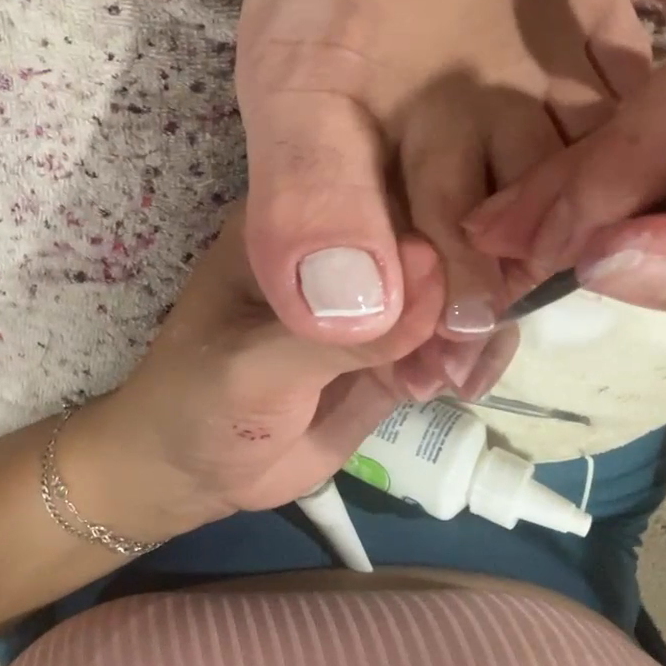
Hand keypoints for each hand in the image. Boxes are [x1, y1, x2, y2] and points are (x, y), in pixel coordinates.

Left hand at [68, 204, 446, 532]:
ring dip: (469, 328)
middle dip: (468, 284)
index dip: (442, 226)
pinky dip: (465, 356)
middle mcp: (339, 248)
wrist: (190, 471)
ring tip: (449, 376)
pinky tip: (450, 388)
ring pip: (450, 289)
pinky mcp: (388, 348)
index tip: (475, 281)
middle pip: (434, 236)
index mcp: (292, 224)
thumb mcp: (260, 367)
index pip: (384, 194)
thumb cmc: (199, 405)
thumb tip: (432, 272)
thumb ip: (343, 334)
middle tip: (463, 343)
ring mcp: (369, 300)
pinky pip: (446, 338)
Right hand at [232, 0, 656, 400]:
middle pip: (459, 250)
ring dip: (566, 255)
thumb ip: (307, 195)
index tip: (438, 372)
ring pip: (541, 206)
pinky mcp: (577, 53)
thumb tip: (340, 321)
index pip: (368, 278)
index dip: (403, 330)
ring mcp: (503, 98)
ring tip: (580, 302)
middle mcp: (417, 140)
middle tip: (505, 361)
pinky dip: (639, 176)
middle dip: (484, 304)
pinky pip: (613, 137)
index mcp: (334, 162)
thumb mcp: (303, 69)